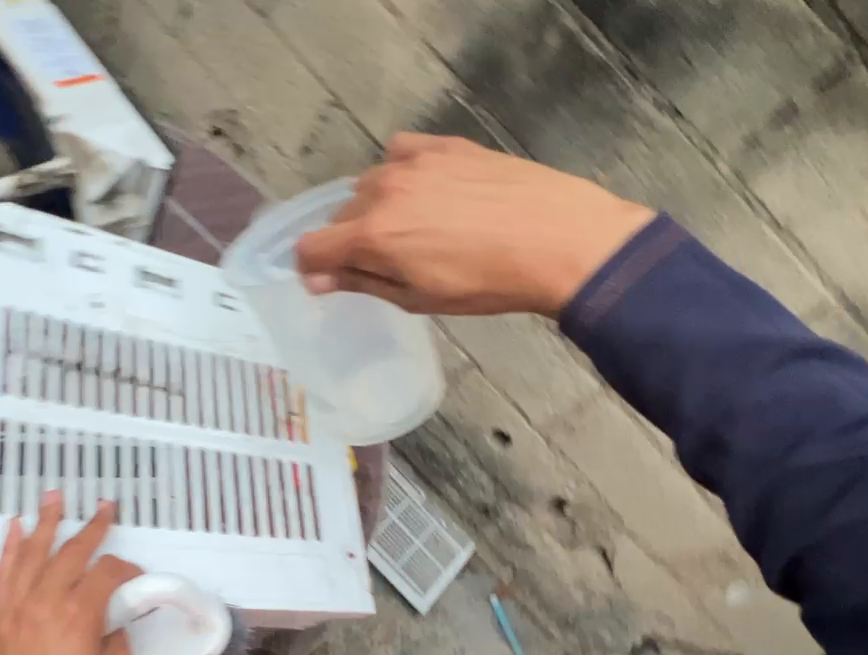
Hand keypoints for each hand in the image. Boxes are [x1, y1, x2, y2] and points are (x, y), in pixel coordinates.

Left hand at [0, 493, 143, 654]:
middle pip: (69, 554)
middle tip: (104, 505)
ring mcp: (16, 611)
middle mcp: (44, 604)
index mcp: (79, 617)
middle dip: (90, 528)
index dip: (126, 569)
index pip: (106, 574)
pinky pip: (3, 577)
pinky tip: (13, 530)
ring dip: (42, 524)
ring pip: (30, 555)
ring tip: (51, 496)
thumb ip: (115, 640)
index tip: (137, 575)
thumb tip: (108, 620)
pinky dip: (7, 550)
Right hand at [295, 133, 655, 314]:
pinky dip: (399, 172)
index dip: (313, 268)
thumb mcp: (417, 297)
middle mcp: (383, 191)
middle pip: (339, 216)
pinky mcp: (444, 145)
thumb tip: (317, 280)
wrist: (557, 239)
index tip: (330, 280)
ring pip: (369, 186)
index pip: (311, 246)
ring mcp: (414, 162)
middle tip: (383, 264)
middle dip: (348, 241)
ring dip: (375, 209)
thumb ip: (362, 282)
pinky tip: (424, 191)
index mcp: (373, 236)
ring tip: (412, 229)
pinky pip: (400, 152)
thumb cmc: (485, 284)